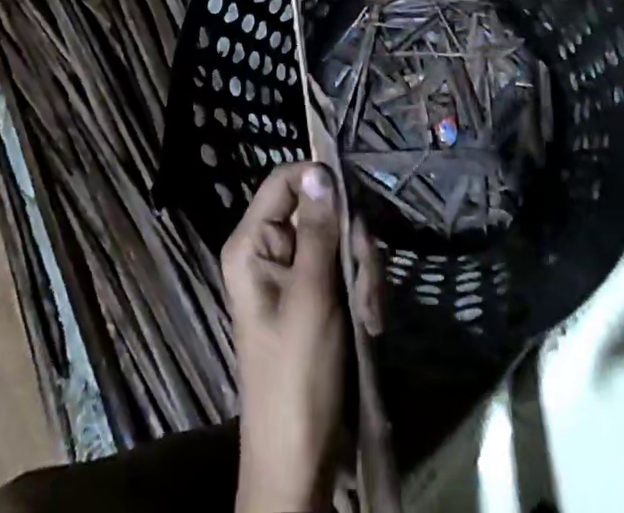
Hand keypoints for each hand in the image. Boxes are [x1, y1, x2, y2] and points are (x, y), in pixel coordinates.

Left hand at [223, 163, 382, 512]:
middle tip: (365, 283)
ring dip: (363, 274)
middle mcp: (272, 250)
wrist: (301, 453)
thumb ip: (319, 232)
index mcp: (252, 244)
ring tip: (368, 315)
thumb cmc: (298, 375)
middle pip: (321, 211)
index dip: (319, 181)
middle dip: (351, 244)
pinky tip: (370, 323)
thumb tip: (320, 169)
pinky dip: (364, 292)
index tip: (357, 200)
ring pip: (341, 241)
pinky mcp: (320, 295)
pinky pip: (348, 270)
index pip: (283, 182)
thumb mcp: (312, 297)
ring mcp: (298, 273)